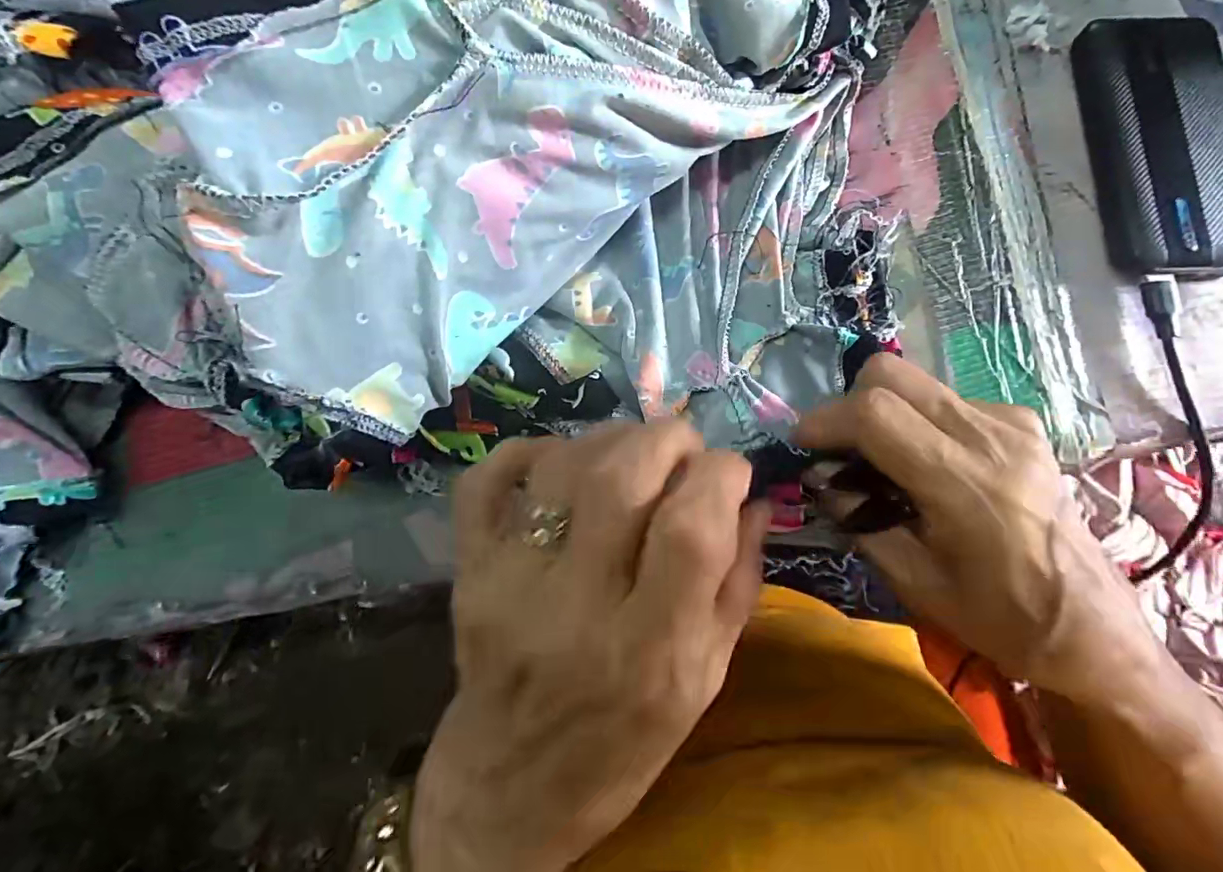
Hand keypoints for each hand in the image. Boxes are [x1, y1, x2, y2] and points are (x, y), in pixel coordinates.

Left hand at [412, 422, 770, 871]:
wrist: (511, 784)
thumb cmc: (623, 742)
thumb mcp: (705, 681)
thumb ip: (735, 584)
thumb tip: (752, 498)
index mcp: (650, 652)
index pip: (691, 530)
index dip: (722, 476)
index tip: (732, 471)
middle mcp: (576, 611)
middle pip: (621, 479)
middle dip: (667, 440)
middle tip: (684, 447)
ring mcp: (510, 585)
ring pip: (560, 468)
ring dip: (610, 438)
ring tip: (633, 450)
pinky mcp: (469, 571)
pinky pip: (484, 484)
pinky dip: (527, 451)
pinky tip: (562, 459)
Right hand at [794, 354, 1163, 704]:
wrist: (1091, 629)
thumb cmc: (999, 617)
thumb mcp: (914, 580)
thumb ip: (859, 518)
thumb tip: (821, 477)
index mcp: (963, 482)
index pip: (875, 413)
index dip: (826, 420)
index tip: (803, 442)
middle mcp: (990, 437)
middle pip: (892, 373)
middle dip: (849, 400)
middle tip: (838, 444)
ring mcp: (1012, 424)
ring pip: (918, 381)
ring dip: (884, 408)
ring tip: (880, 455)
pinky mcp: (1024, 423)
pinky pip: (949, 399)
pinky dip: (921, 418)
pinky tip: (929, 460)